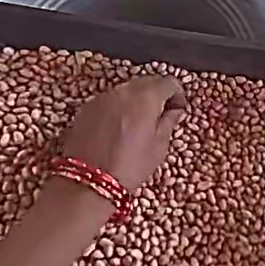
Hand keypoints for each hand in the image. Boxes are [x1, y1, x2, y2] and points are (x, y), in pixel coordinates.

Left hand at [61, 75, 186, 190]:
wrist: (87, 183)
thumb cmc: (129, 167)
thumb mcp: (159, 147)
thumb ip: (168, 122)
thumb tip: (174, 110)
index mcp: (146, 98)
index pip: (168, 82)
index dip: (177, 93)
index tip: (178, 107)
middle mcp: (123, 91)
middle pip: (147, 82)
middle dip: (157, 94)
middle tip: (162, 115)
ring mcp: (102, 98)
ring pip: (126, 90)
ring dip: (137, 100)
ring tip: (139, 123)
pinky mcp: (86, 108)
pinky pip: (109, 100)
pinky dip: (119, 107)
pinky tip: (119, 128)